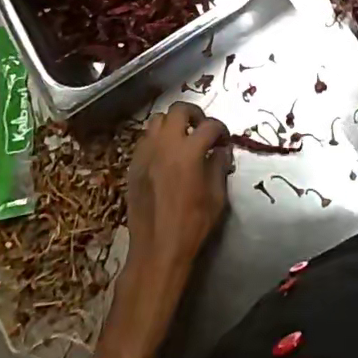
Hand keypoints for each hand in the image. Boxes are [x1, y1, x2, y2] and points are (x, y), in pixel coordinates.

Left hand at [123, 101, 230, 287]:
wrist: (158, 247)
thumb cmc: (192, 225)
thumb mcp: (216, 198)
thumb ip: (218, 167)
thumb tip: (221, 150)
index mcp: (189, 151)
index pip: (209, 125)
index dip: (221, 129)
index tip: (224, 139)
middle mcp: (165, 144)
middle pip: (178, 110)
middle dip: (194, 114)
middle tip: (203, 128)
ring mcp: (146, 151)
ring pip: (157, 120)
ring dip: (173, 123)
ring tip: (183, 138)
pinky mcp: (134, 162)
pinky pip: (145, 138)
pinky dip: (157, 138)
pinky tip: (165, 154)